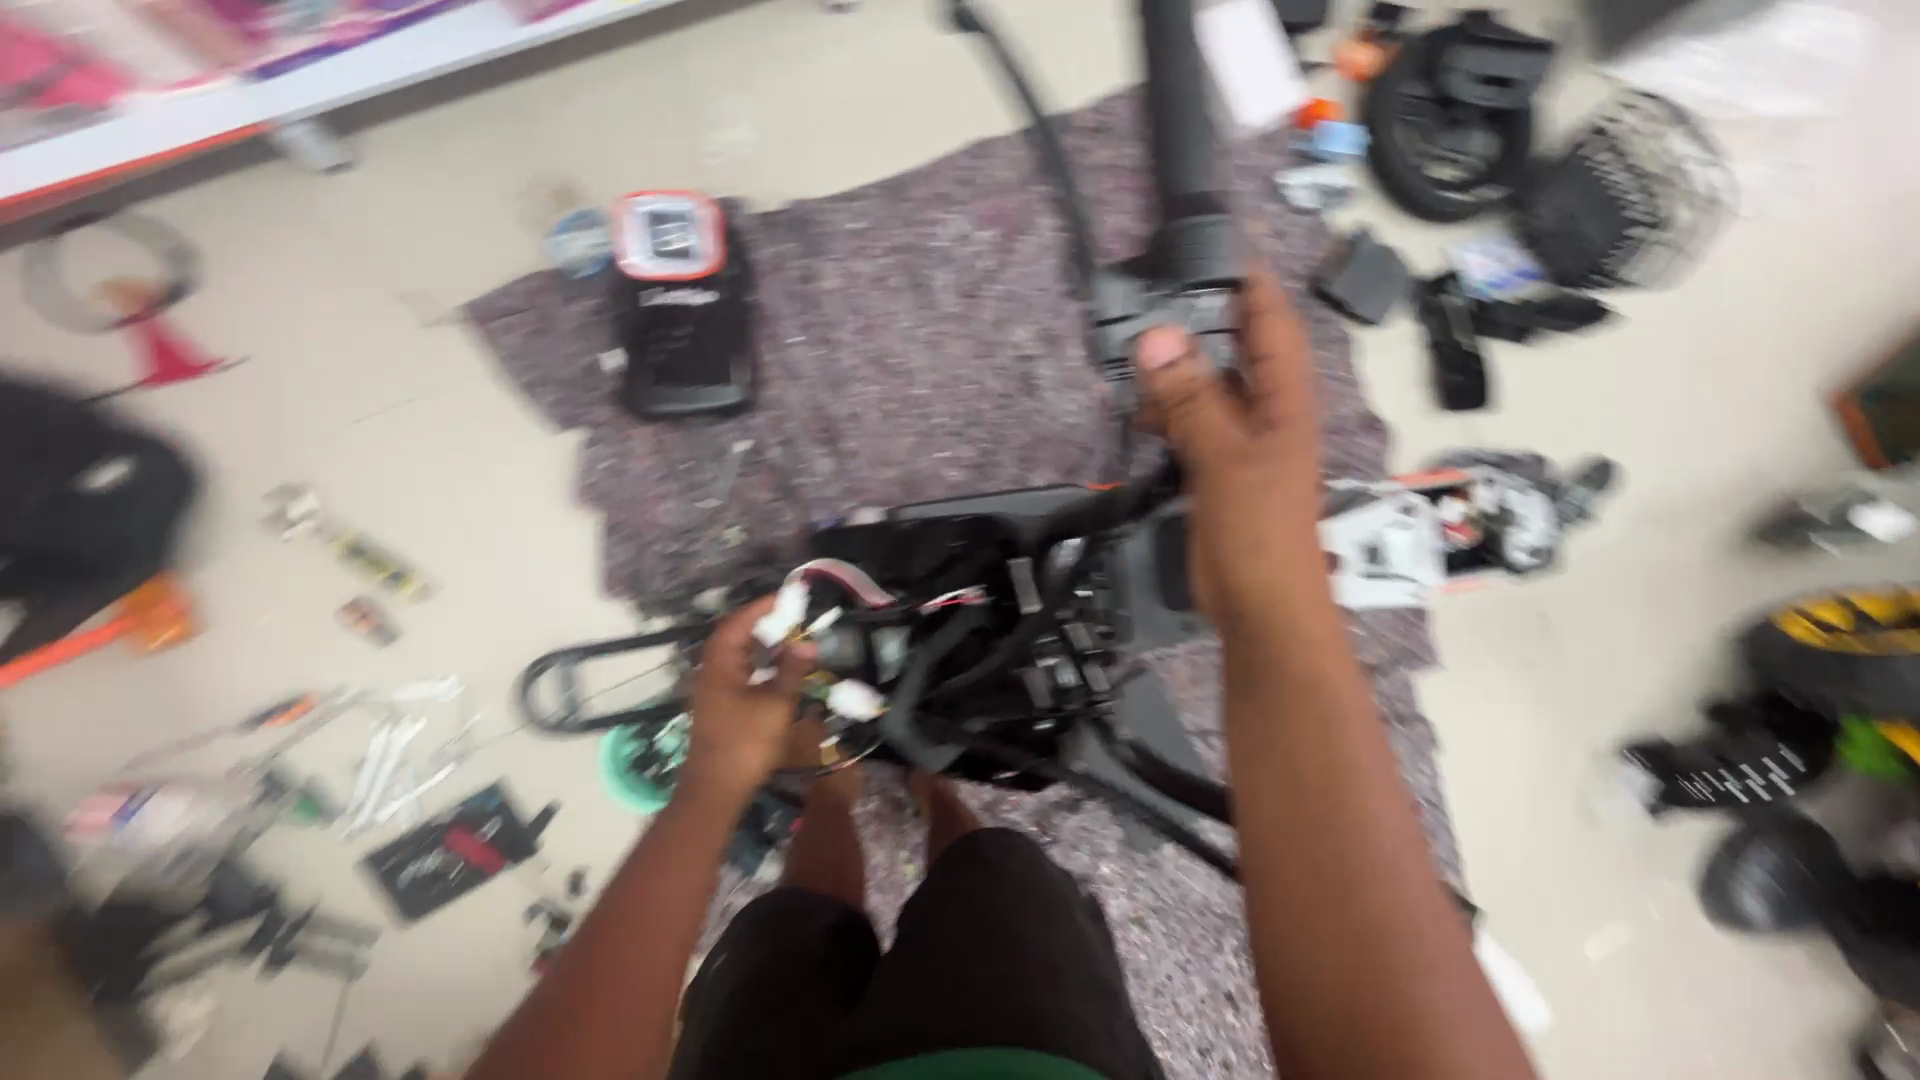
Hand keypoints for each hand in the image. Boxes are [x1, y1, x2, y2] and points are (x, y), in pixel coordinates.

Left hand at [681, 595, 817, 801]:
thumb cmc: (745, 743)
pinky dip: (758, 664)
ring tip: (790, 637)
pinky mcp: (719, 707)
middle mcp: (711, 672)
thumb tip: (809, 643)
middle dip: (763, 623)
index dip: (762, 607)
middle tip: (793, 615)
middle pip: (735, 636)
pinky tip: (778, 670)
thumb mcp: (776, 704)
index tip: (789, 597)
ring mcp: (712, 691)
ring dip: (761, 645)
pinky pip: (739, 673)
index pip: (739, 623)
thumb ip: (792, 671)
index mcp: (720, 665)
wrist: (716, 790)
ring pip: (737, 656)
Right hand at [1132, 268, 1326, 638]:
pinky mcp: (1218, 470)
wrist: (1262, 609)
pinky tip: (1140, 413)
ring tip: (1131, 356)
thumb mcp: (1225, 460)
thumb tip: (1157, 337)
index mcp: (1285, 400)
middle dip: (1197, 323)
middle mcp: (1267, 411)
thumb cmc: (1259, 534)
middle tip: (1146, 298)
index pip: (1270, 321)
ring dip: (1175, 372)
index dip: (1245, 281)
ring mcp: (1241, 442)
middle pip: (1235, 349)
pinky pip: (1192, 425)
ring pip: (1207, 388)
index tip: (1205, 247)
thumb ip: (1191, 399)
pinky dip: (1167, 414)